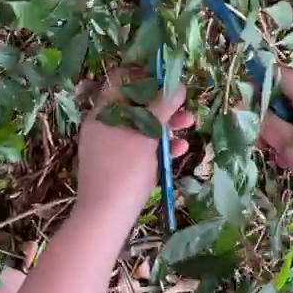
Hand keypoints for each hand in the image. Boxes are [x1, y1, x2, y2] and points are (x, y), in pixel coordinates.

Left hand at [77, 73, 192, 219]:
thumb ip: (161, 108)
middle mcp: (104, 126)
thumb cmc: (122, 170)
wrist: (105, 218)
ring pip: (141, 127)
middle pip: (135, 104)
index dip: (144, 74)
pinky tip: (179, 148)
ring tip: (189, 123)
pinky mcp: (120, 166)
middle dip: (162, 102)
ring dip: (166, 124)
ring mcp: (111, 147)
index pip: (120, 81)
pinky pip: (141, 149)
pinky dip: (159, 146)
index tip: (168, 74)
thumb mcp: (145, 136)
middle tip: (185, 102)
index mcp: (102, 114)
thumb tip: (177, 85)